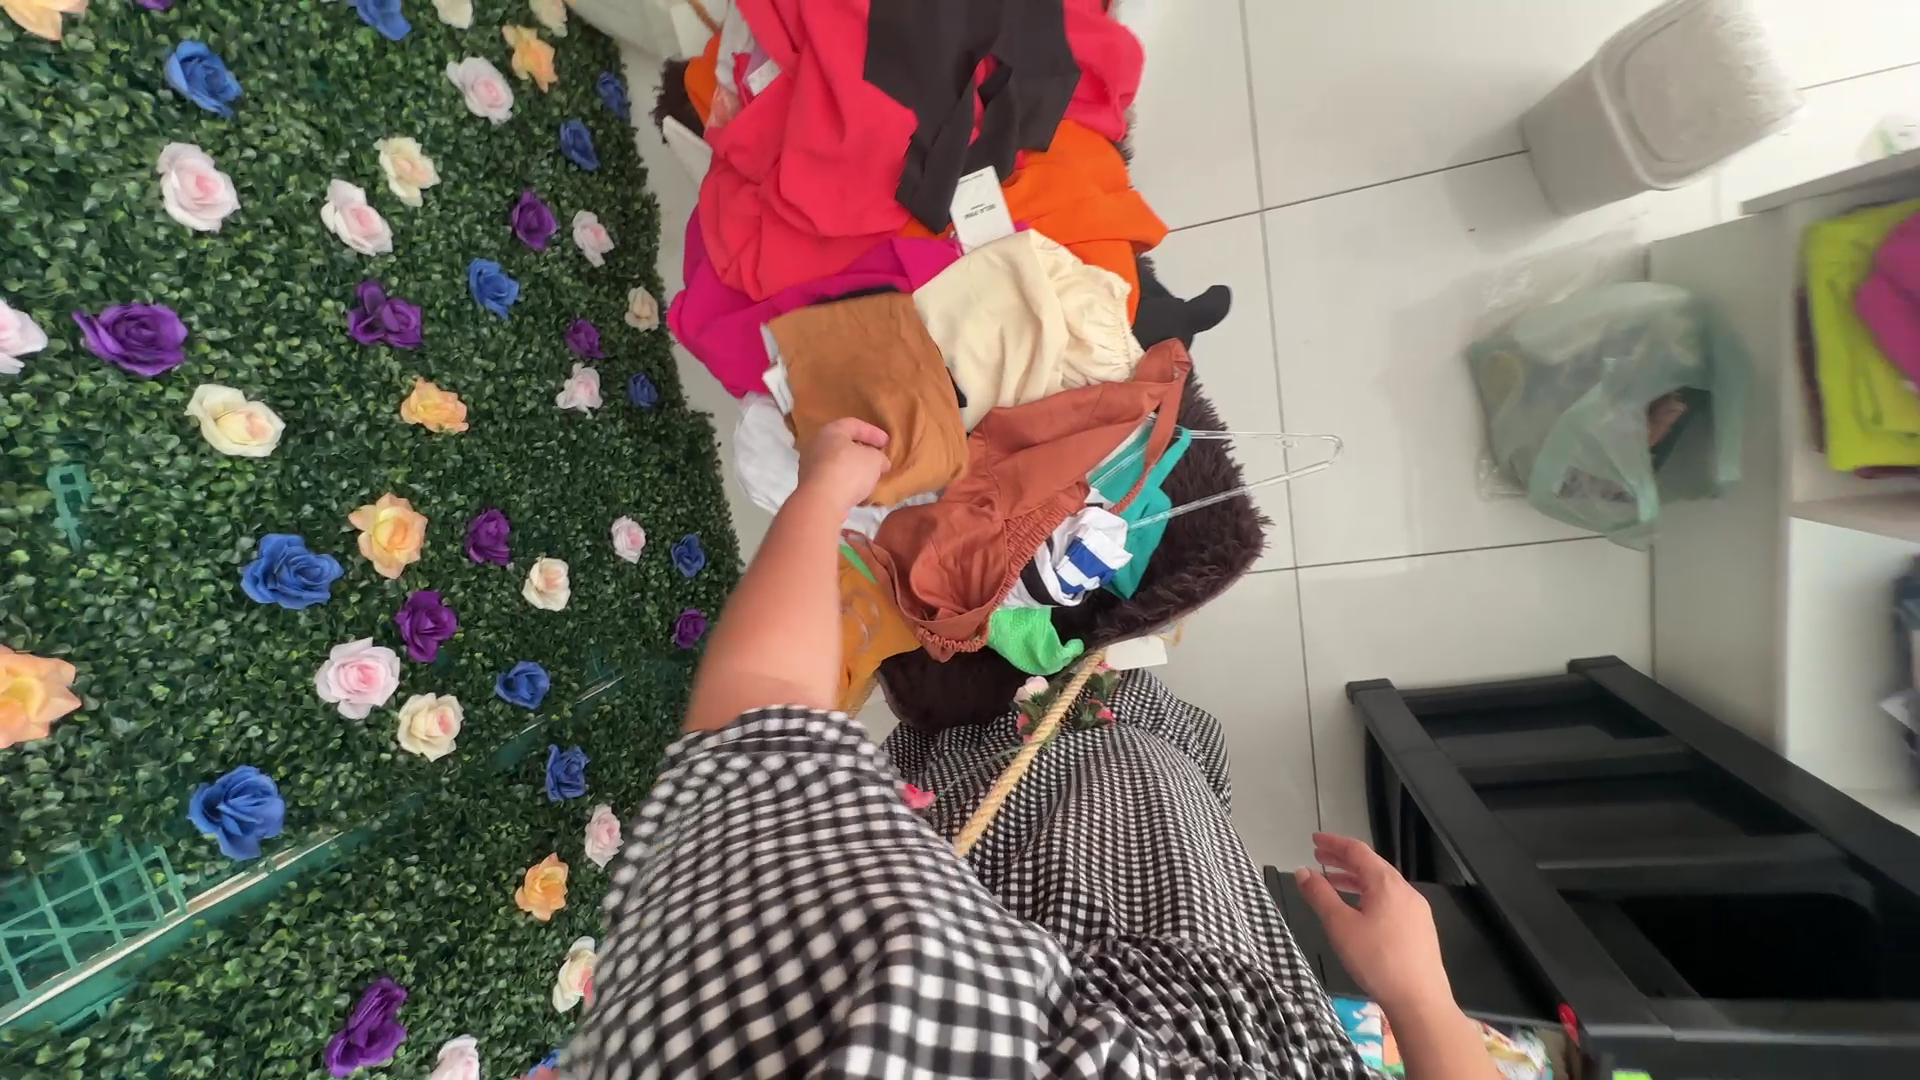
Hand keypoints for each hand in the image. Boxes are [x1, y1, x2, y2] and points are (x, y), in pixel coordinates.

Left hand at [798, 418, 890, 512]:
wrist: (822, 502)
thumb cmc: (849, 471)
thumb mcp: (875, 460)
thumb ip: (880, 457)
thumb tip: (881, 462)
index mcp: (831, 431)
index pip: (854, 424)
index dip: (873, 432)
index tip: (887, 443)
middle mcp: (816, 445)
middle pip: (843, 444)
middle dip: (862, 450)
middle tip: (877, 458)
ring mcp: (810, 466)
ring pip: (837, 463)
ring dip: (854, 468)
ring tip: (869, 476)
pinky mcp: (811, 486)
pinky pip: (833, 479)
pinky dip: (846, 482)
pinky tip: (858, 491)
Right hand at [1294, 833, 1451, 1017]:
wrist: (1422, 1004)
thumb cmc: (1377, 960)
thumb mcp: (1339, 925)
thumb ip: (1319, 894)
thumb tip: (1302, 871)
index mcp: (1387, 884)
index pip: (1358, 851)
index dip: (1333, 843)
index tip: (1314, 840)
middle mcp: (1405, 892)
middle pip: (1371, 865)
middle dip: (1343, 860)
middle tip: (1319, 858)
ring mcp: (1417, 911)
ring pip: (1381, 884)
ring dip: (1354, 878)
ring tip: (1332, 882)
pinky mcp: (1421, 930)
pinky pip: (1390, 900)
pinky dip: (1369, 894)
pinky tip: (1358, 909)